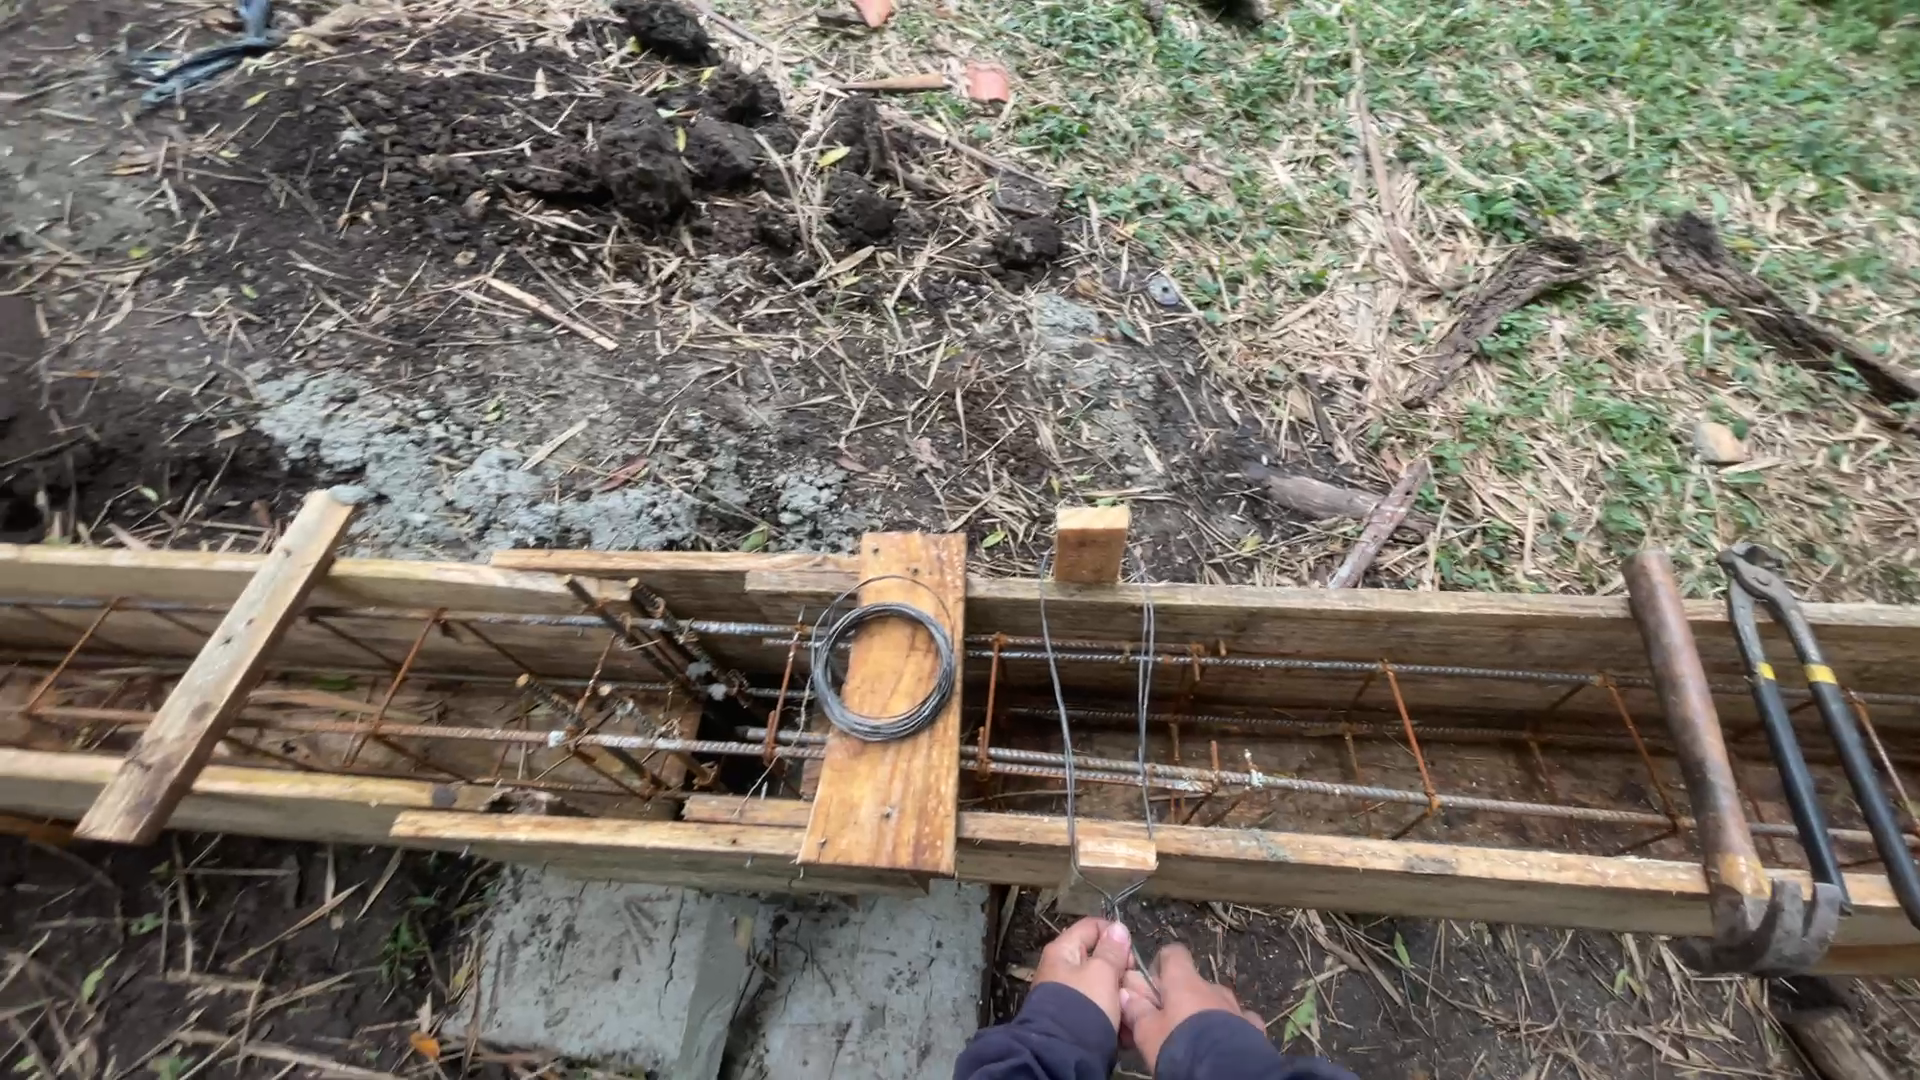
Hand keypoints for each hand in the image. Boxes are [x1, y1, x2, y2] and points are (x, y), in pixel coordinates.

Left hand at [1032, 916, 1135, 1030]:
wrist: (1064, 1056)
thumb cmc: (1083, 1006)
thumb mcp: (1101, 974)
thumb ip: (1112, 951)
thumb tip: (1118, 928)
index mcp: (1064, 950)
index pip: (1092, 927)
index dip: (1115, 936)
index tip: (1130, 957)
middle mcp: (1064, 969)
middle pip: (1100, 960)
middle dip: (1122, 973)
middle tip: (1135, 988)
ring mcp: (1070, 996)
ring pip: (1104, 988)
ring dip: (1121, 998)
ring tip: (1132, 1011)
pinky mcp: (1077, 1020)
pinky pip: (1100, 1010)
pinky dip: (1114, 1016)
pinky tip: (1126, 1028)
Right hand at [1120, 944, 1264, 1071]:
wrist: (1227, 1074)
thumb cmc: (1181, 1046)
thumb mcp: (1148, 1033)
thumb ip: (1137, 1010)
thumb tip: (1127, 994)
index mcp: (1184, 980)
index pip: (1173, 954)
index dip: (1161, 966)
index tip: (1152, 989)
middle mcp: (1211, 987)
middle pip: (1194, 982)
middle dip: (1183, 998)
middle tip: (1171, 1023)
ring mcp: (1236, 1007)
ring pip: (1218, 1002)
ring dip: (1207, 1013)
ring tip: (1198, 1038)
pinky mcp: (1254, 1029)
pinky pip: (1242, 1022)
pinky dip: (1233, 1029)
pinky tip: (1226, 1045)